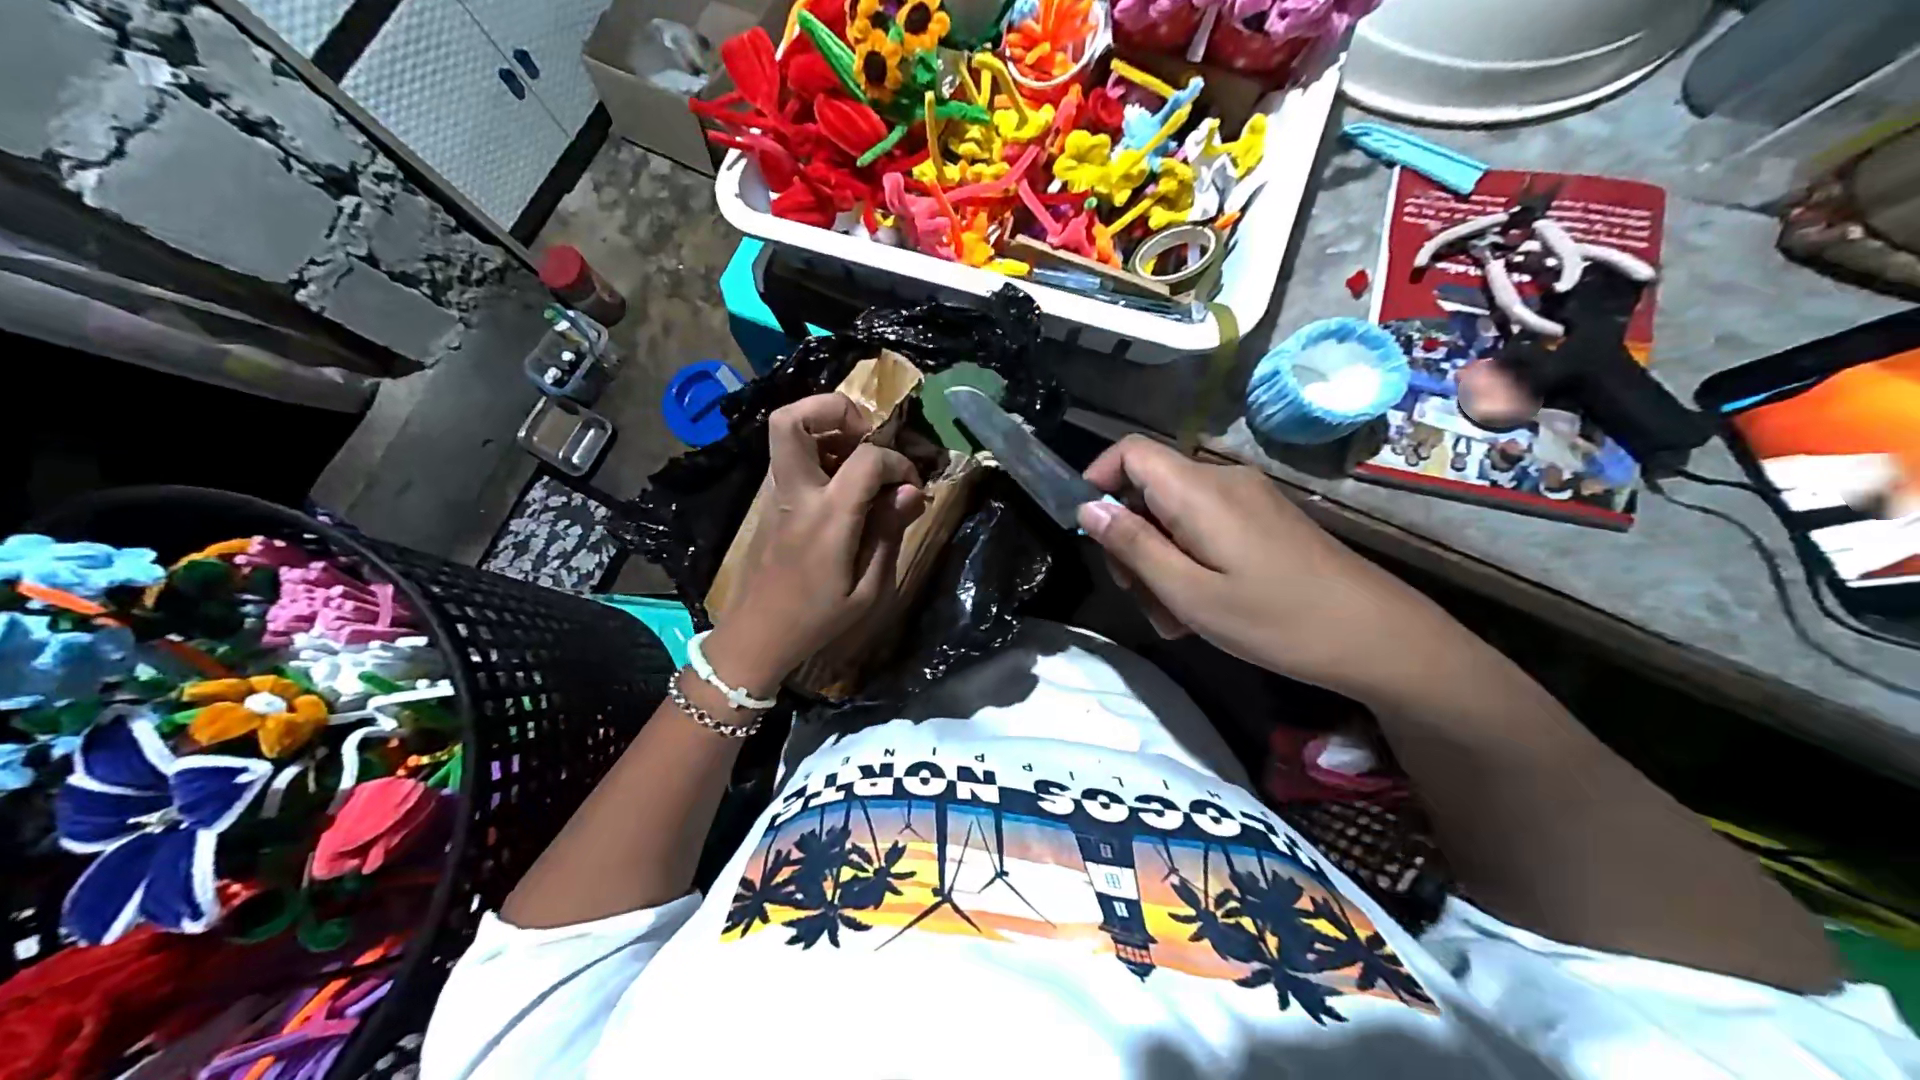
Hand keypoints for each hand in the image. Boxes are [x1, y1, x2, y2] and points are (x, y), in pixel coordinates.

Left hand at [706, 395, 925, 694]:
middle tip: (867, 435)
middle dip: (835, 408)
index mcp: (826, 518)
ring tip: (858, 455)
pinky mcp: (770, 501)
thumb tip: (913, 490)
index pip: (866, 459)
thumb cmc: (817, 620)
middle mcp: (796, 493)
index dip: (898, 462)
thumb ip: (890, 532)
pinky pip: (790, 455)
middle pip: (791, 418)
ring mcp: (777, 493)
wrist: (756, 636)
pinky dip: (818, 449)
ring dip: (825, 426)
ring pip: (785, 430)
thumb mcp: (869, 590)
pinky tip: (842, 479)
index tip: (910, 486)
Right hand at [1076, 436, 1461, 703]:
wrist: (1375, 636)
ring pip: (1175, 516)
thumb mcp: (1188, 592)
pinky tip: (1202, 607)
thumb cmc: (1275, 619)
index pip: (1131, 451)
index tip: (1088, 530)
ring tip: (1176, 617)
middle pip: (1149, 490)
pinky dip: (1190, 561)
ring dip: (1160, 561)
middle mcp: (1222, 481)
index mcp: (1199, 491)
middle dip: (1131, 540)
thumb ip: (1133, 546)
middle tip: (1140, 596)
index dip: (1097, 478)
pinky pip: (1205, 528)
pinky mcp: (1263, 519)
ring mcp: (1247, 499)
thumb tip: (1087, 507)